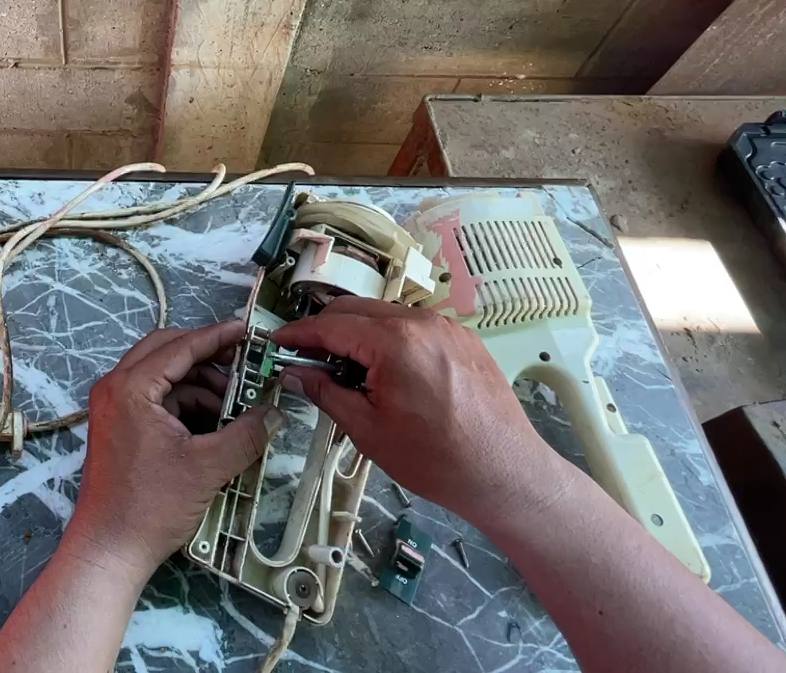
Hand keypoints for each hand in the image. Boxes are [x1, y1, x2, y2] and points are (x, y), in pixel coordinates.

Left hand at [66, 320, 279, 579]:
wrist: (109, 548)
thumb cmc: (150, 506)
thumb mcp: (206, 468)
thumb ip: (245, 435)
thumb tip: (275, 414)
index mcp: (131, 387)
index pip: (180, 346)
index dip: (217, 337)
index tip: (246, 330)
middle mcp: (116, 386)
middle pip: (166, 350)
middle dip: (206, 356)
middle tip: (242, 363)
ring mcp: (114, 405)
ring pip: (162, 375)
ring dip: (198, 384)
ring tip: (234, 405)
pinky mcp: (119, 424)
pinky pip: (156, 398)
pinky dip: (184, 404)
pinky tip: (214, 423)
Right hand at [271, 297, 567, 526]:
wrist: (510, 477)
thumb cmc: (435, 460)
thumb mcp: (368, 430)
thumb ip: (326, 392)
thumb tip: (293, 373)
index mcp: (394, 342)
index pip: (331, 325)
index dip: (299, 333)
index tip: (276, 341)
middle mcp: (420, 321)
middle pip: (355, 309)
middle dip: (325, 328)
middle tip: (305, 356)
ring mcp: (446, 326)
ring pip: (384, 314)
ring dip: (357, 331)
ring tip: (345, 366)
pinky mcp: (464, 337)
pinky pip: (412, 325)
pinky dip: (388, 336)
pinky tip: (385, 368)